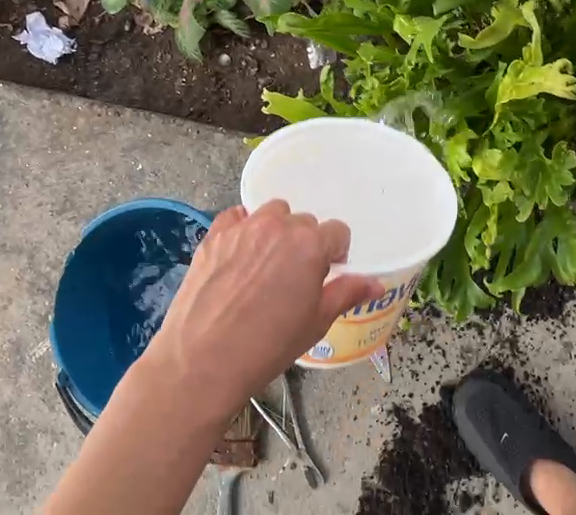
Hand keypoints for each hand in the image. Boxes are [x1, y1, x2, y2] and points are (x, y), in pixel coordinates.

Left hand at [137, 201, 382, 421]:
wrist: (201, 362)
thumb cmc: (266, 347)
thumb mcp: (315, 323)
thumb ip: (346, 294)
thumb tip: (374, 283)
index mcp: (310, 245)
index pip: (337, 232)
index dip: (335, 253)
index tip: (326, 274)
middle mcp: (278, 227)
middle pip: (304, 222)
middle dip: (304, 244)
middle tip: (294, 277)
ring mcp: (244, 228)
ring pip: (272, 213)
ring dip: (276, 231)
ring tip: (267, 264)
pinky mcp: (214, 235)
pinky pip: (236, 217)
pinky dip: (243, 229)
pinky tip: (240, 256)